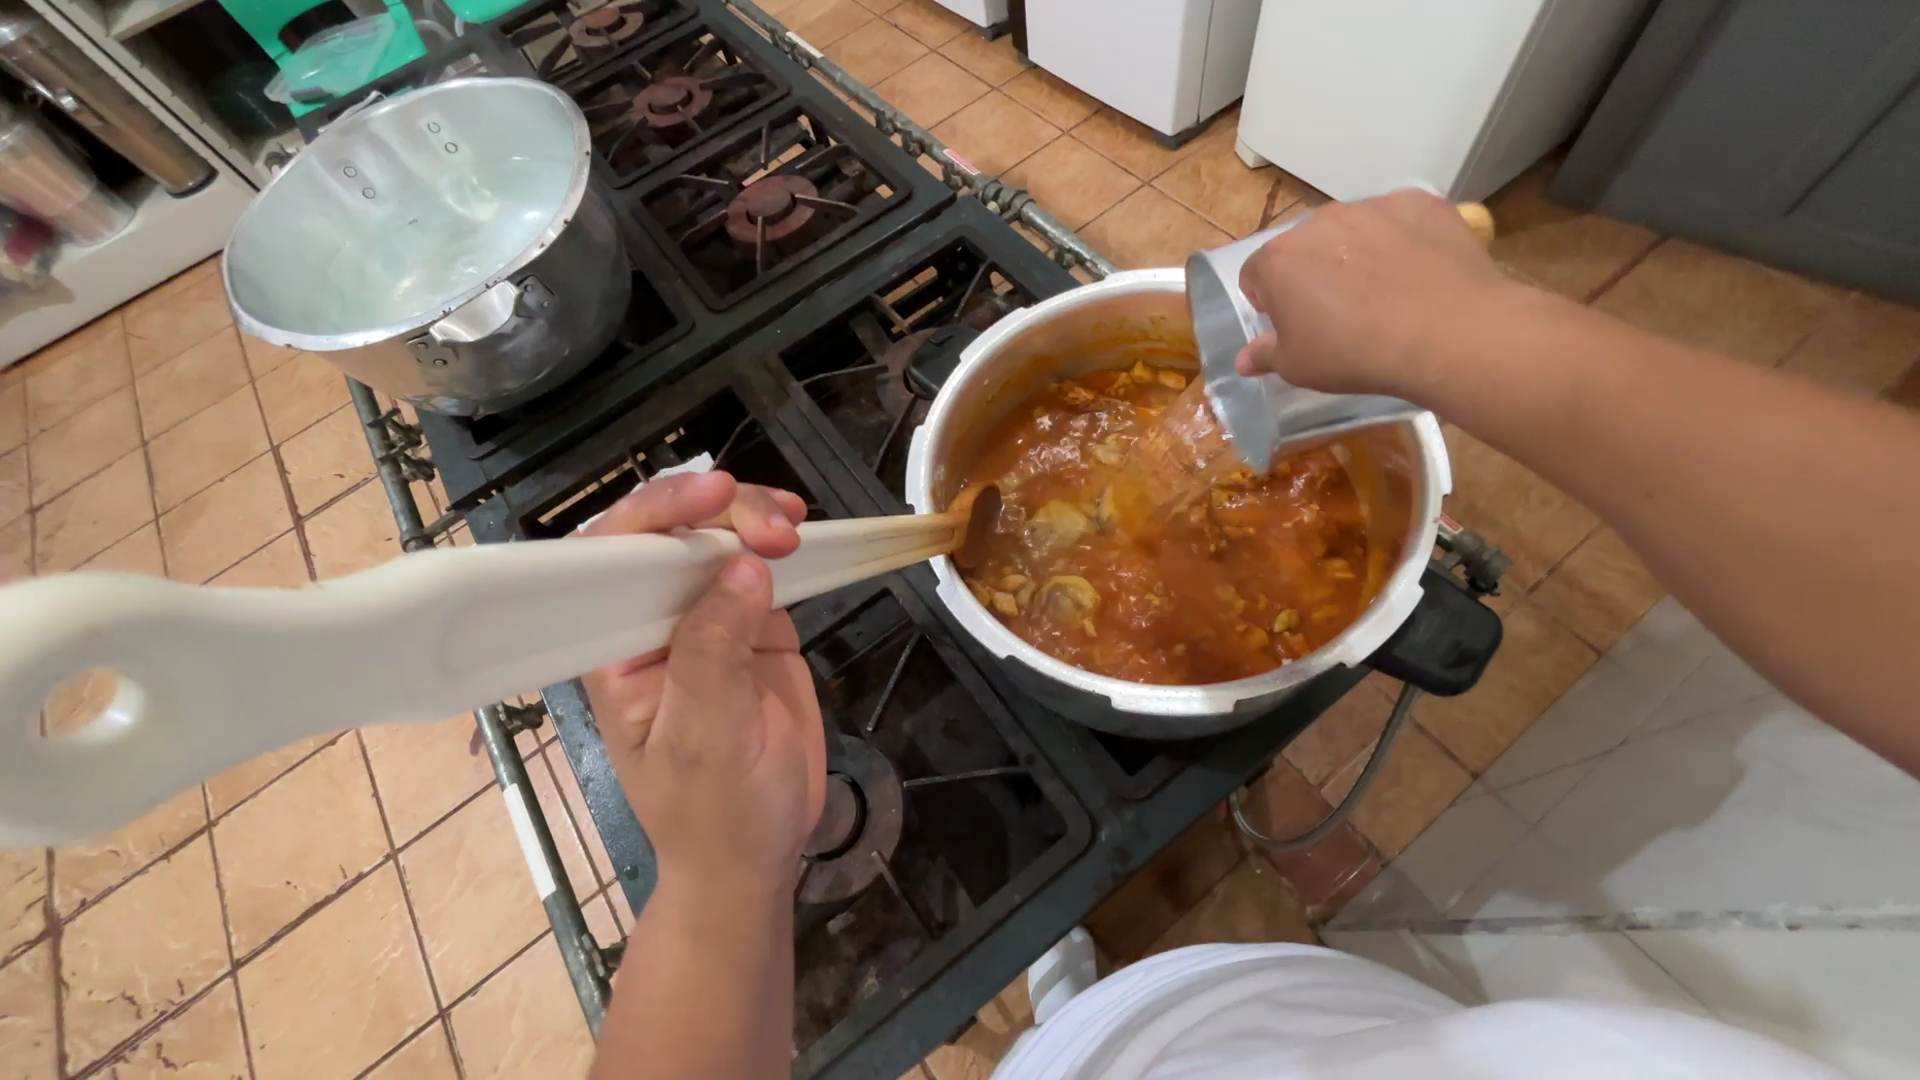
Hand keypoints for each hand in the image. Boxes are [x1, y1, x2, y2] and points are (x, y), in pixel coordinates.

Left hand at [580, 471, 825, 896]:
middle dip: (720, 516)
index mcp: (617, 647)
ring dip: (755, 520)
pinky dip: (785, 546)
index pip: (613, 560)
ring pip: (720, 542)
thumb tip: (745, 567)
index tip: (712, 497)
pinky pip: (764, 569)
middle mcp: (655, 621)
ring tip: (795, 527)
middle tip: (778, 527)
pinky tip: (806, 535)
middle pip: (673, 538)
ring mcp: (708, 621)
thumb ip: (715, 652)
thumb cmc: (713, 810)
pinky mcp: (754, 627)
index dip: (655, 516)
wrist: (758, 850)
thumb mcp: (707, 738)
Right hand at [1234, 189, 1519, 398]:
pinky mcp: (1420, 203)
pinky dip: (1400, 240)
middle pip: (1302, 247)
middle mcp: (1319, 221)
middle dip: (1310, 273)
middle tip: (1335, 312)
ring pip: (1350, 230)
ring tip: (1380, 292)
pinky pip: (1398, 220)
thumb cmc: (1352, 353)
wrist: (1444, 332)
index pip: (1254, 275)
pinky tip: (1415, 273)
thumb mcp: (1296, 366)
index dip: (1268, 302)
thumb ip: (1265, 355)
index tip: (1291, 324)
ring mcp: (1372, 206)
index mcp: (1278, 259)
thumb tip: (1244, 360)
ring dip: (1352, 254)